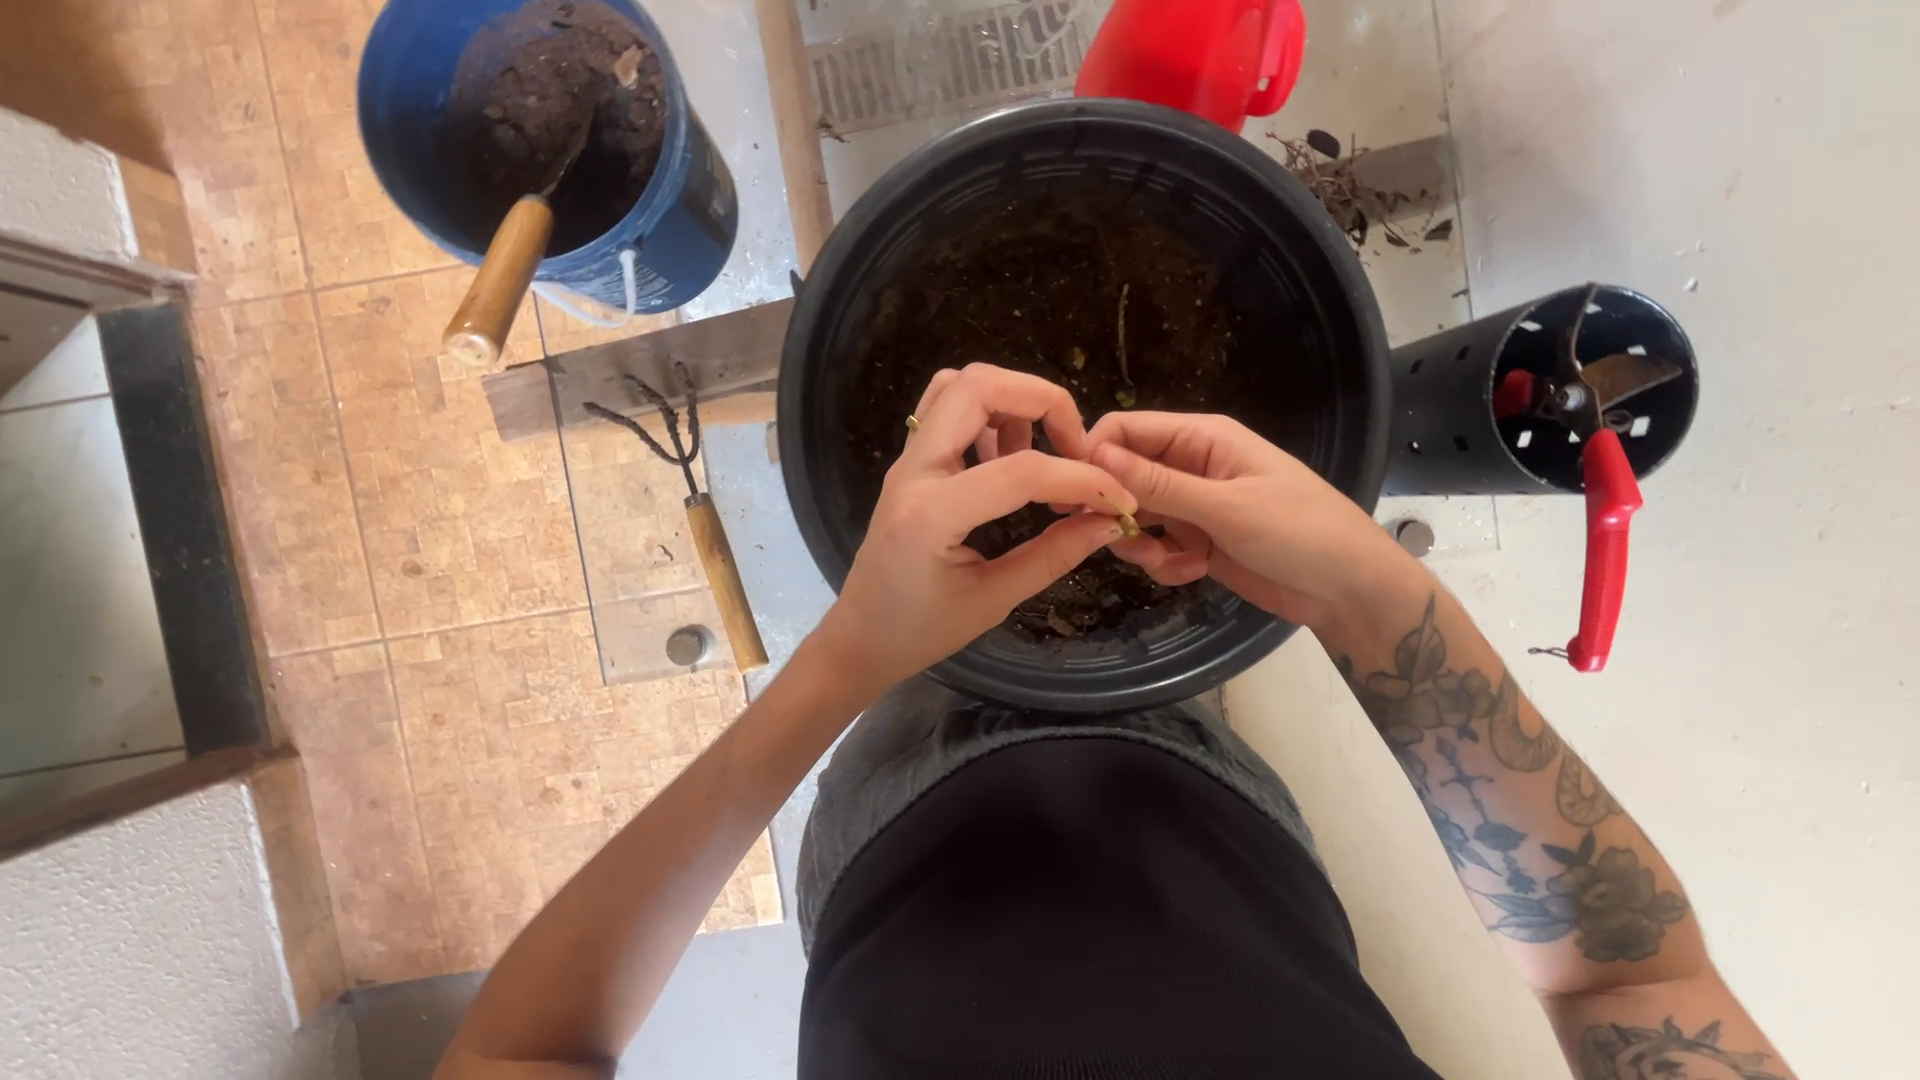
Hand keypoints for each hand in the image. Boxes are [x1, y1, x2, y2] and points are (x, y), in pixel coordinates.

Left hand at [811, 364, 1136, 694]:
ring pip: (960, 386)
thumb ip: (1053, 555)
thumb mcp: (992, 601)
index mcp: (931, 514)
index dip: (1082, 479)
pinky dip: (989, 412)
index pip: (1020, 470)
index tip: (1119, 500)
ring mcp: (907, 461)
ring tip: (1041, 452)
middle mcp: (913, 471)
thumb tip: (1108, 521)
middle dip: (1044, 402)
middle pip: (979, 387)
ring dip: (1014, 402)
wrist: (859, 637)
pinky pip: (947, 407)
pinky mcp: (911, 463)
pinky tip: (1010, 456)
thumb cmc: (919, 632)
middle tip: (1076, 449)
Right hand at [1087, 412, 1419, 630]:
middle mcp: (1191, 466)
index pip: (1126, 430)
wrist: (1348, 590)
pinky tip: (1191, 572)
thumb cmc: (1299, 531)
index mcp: (1201, 438)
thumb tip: (1095, 455)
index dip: (1094, 455)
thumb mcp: (1226, 506)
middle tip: (1110, 535)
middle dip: (1114, 507)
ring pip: (1135, 516)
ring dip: (1138, 542)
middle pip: (1124, 475)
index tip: (1074, 493)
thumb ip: (1158, 483)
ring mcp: (1193, 506)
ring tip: (1163, 561)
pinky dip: (1164, 563)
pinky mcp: (1198, 542)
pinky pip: (1157, 547)